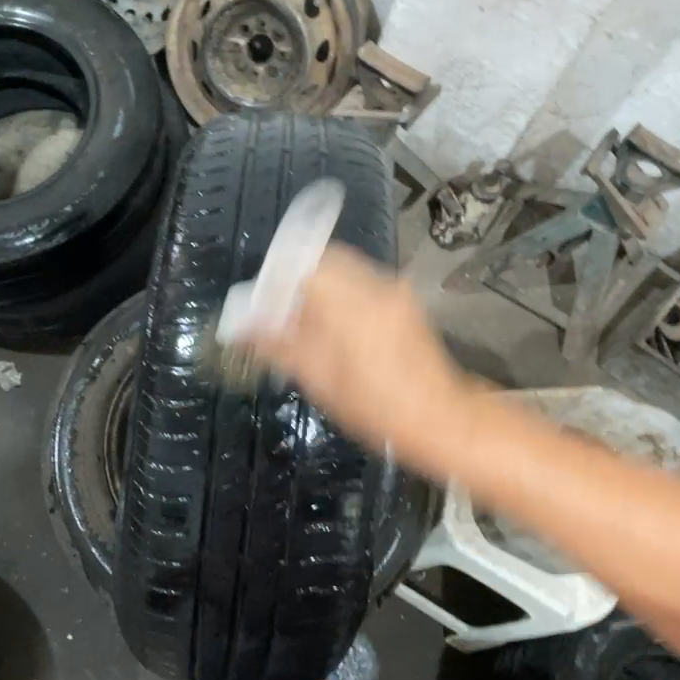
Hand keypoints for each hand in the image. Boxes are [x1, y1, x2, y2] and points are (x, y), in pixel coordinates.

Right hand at [244, 246, 482, 475]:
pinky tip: (334, 331)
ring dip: (319, 288)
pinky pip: (362, 284)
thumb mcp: (319, 381)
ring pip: (344, 270)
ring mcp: (395, 292)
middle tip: (279, 312)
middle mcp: (377, 286)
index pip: (304, 265)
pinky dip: (341, 296)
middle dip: (296, 280)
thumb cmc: (376, 408)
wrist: (441, 420)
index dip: (276, 281)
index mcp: (352, 304)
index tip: (261, 307)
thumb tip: (239, 327)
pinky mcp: (404, 303)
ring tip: (304, 324)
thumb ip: (277, 346)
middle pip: (325, 260)